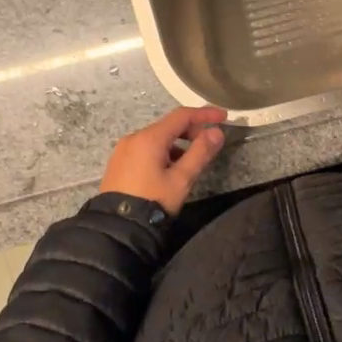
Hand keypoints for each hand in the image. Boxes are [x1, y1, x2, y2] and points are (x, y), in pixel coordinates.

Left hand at [99, 106, 227, 215]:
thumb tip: (216, 132)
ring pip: (156, 138)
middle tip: (208, 145)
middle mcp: (134, 138)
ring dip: (177, 144)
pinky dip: (162, 152)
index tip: (223, 117)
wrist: (117, 227)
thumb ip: (200, 153)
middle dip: (191, 131)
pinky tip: (168, 171)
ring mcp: (123, 150)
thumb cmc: (153, 200)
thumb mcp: (181, 179)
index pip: (182, 115)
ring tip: (189, 163)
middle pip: (168, 125)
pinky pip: (145, 149)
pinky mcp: (119, 162)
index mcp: (150, 138)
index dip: (205, 114)